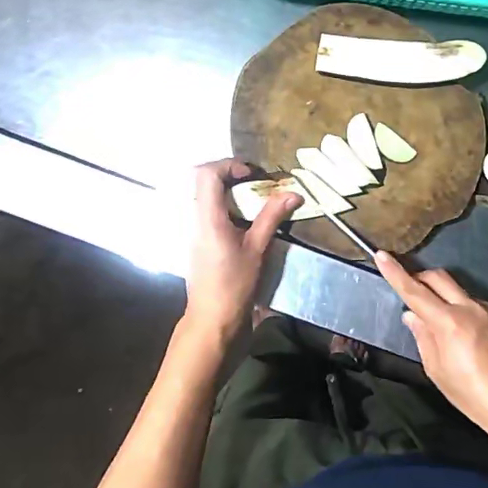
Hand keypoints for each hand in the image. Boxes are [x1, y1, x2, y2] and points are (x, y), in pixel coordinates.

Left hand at [182, 160, 301, 337]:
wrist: (212, 322)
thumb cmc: (233, 286)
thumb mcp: (257, 249)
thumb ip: (272, 217)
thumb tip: (293, 194)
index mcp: (207, 218)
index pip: (207, 174)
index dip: (229, 165)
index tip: (252, 174)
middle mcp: (195, 220)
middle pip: (203, 182)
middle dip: (230, 177)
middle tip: (256, 184)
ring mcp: (194, 232)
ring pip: (206, 198)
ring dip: (230, 194)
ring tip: (256, 202)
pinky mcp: (199, 244)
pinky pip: (209, 215)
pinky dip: (228, 210)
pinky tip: (248, 223)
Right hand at [374, 251, 487, 456]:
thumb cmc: (473, 396)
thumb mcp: (437, 371)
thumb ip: (422, 338)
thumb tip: (412, 315)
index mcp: (449, 323)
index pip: (415, 291)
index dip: (395, 272)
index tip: (381, 255)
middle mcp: (470, 308)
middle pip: (438, 277)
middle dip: (420, 277)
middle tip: (410, 290)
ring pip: (459, 292)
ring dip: (444, 298)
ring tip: (442, 326)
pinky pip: (476, 306)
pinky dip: (464, 311)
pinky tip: (468, 337)